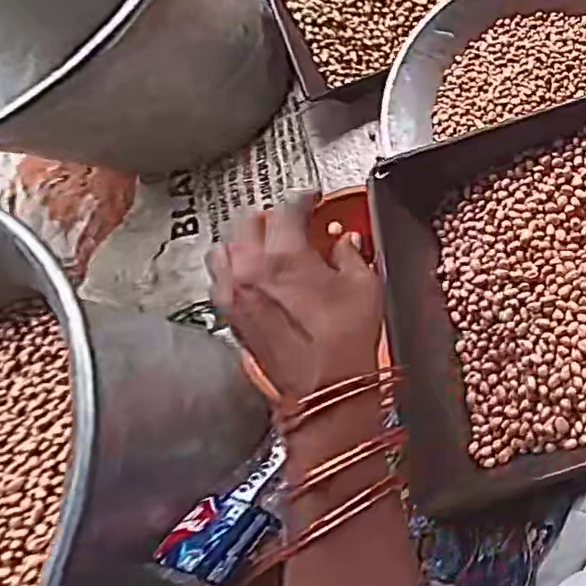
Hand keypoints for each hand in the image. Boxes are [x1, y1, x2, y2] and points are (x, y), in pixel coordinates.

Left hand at [205, 191, 380, 400]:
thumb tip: (345, 242)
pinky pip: (221, 277)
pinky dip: (236, 267)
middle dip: (274, 216)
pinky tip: (256, 274)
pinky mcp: (230, 316)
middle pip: (249, 222)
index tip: (313, 198)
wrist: (326, 387)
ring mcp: (234, 294)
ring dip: (247, 239)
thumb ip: (350, 254)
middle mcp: (251, 270)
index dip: (304, 198)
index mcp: (285, 256)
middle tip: (294, 218)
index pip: (288, 209)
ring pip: (226, 247)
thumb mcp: (364, 285)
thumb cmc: (344, 341)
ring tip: (270, 243)